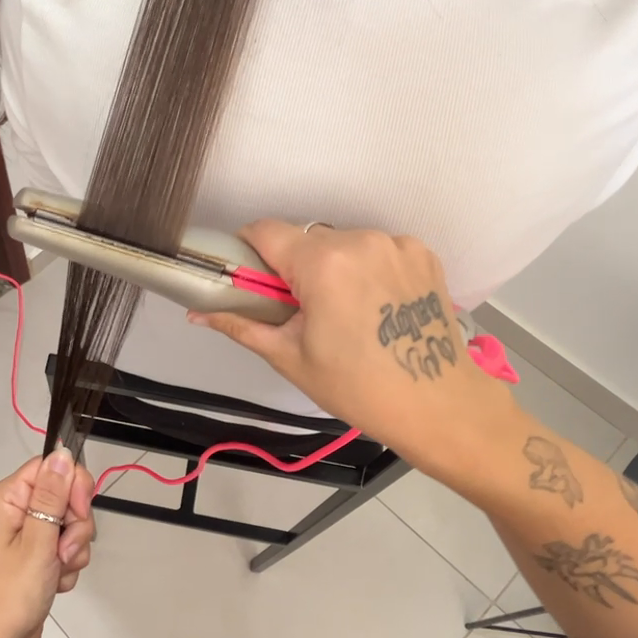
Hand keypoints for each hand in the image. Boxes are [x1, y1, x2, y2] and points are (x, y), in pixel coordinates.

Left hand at [0, 450, 96, 637]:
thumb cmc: (12, 594)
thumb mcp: (37, 543)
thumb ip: (52, 496)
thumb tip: (61, 451)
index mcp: (7, 497)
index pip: (50, 466)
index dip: (72, 485)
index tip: (79, 512)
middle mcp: (15, 509)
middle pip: (65, 494)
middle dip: (75, 525)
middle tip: (64, 552)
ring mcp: (26, 533)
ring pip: (70, 523)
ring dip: (73, 549)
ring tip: (57, 573)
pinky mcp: (36, 555)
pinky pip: (65, 546)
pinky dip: (67, 565)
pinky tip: (56, 583)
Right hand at [189, 220, 520, 473]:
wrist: (442, 406)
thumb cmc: (360, 388)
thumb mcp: (290, 357)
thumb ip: (241, 324)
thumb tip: (196, 314)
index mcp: (324, 264)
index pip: (265, 231)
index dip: (247, 251)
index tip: (249, 280)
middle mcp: (361, 240)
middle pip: (303, 238)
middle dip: (291, 267)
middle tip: (297, 310)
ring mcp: (395, 244)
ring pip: (339, 243)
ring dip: (329, 267)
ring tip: (341, 312)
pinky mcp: (420, 253)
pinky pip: (373, 249)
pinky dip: (363, 269)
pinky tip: (372, 305)